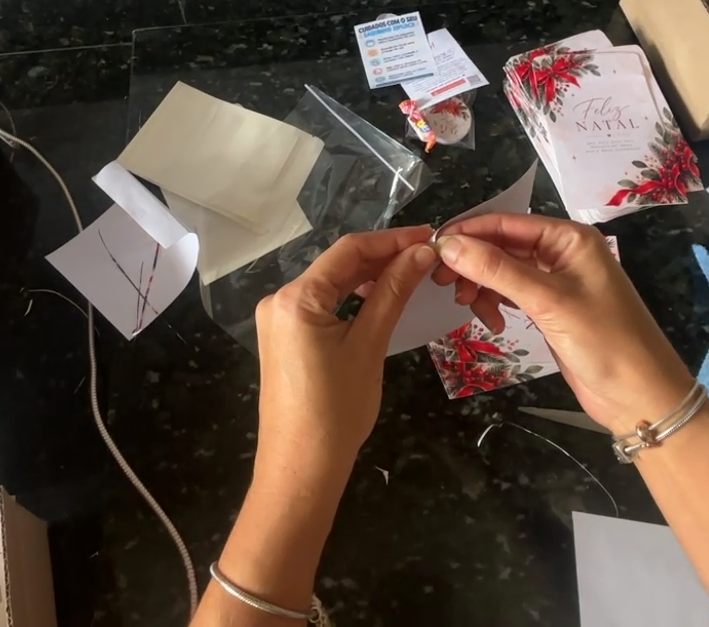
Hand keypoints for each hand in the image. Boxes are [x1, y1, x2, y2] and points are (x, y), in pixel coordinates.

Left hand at [252, 227, 435, 490]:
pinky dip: (351, 297)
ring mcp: (279, 319)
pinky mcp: (284, 337)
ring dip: (369, 276)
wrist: (300, 472)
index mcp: (295, 297)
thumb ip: (392, 293)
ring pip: (331, 283)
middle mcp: (280, 299)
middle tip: (427, 254)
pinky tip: (380, 297)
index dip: (391, 239)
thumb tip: (421, 253)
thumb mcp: (368, 346)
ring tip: (411, 272)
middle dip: (382, 256)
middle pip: (338, 264)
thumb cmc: (336, 411)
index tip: (429, 236)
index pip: (348, 250)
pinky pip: (322, 304)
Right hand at [434, 214, 691, 433]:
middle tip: (442, 284)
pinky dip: (495, 302)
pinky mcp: (551, 307)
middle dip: (471, 263)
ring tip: (468, 307)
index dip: (467, 234)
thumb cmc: (604, 341)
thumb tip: (447, 245)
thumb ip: (497, 270)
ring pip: (502, 270)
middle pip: (501, 245)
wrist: (643, 400)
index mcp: (568, 237)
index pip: (505, 223)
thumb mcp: (548, 302)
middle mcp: (561, 252)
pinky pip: (511, 293)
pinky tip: (492, 321)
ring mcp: (556, 280)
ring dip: (481, 285)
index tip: (432, 250)